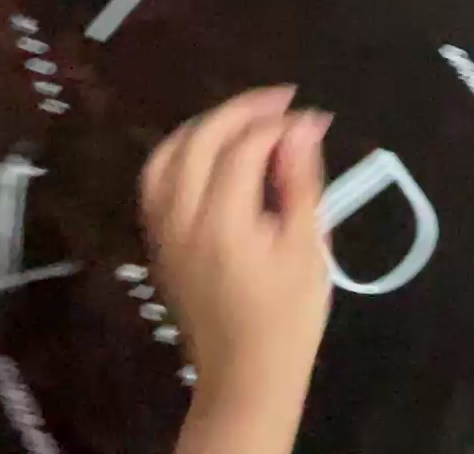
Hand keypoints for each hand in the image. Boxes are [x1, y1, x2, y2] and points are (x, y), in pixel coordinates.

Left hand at [142, 87, 332, 425]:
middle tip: (284, 100)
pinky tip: (219, 152)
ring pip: (166, 156)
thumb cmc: (290, 311)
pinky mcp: (161, 241)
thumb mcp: (309, 244)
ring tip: (249, 118)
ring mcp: (163, 232)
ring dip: (207, 127)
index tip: (315, 119)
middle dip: (241, 110)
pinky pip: (159, 180)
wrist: (248, 373)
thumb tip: (306, 124)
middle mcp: (181, 221)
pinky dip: (186, 151)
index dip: (281, 123)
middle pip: (197, 141)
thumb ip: (301, 179)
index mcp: (223, 223)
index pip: (244, 148)